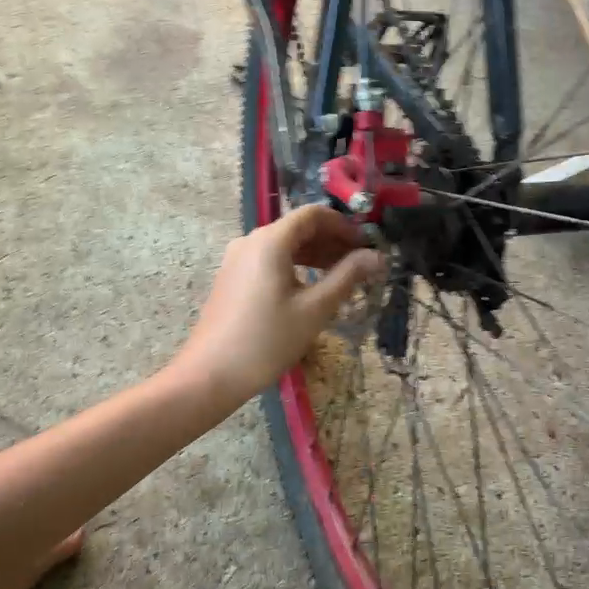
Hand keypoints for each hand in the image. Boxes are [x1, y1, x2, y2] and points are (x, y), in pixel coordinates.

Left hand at [177, 205, 385, 402]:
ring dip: (314, 254)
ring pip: (283, 245)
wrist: (211, 373)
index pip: (312, 214)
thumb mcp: (314, 309)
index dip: (343, 225)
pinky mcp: (232, 277)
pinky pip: (268, 260)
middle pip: (297, 228)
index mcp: (270, 241)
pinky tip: (310, 288)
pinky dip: (294, 265)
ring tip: (341, 277)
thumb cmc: (267, 340)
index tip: (367, 244)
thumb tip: (377, 256)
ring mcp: (237, 259)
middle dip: (331, 241)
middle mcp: (250, 241)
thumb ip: (347, 277)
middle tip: (360, 263)